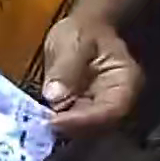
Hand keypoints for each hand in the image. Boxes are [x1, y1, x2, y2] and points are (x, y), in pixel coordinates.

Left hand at [41, 16, 142, 134]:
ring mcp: (97, 108)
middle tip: (39, 129)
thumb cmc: (84, 32)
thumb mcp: (74, 42)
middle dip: (69, 129)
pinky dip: (54, 124)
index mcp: (125, 83)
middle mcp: (116, 101)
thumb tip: (53, 95)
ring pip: (83, 129)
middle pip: (97, 126)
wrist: (83, 30)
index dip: (83, 121)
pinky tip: (35, 122)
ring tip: (34, 127)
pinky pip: (70, 123)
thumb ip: (66, 68)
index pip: (110, 111)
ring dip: (59, 130)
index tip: (54, 122)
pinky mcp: (81, 110)